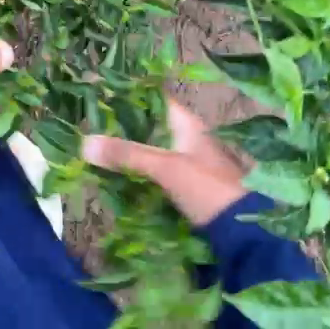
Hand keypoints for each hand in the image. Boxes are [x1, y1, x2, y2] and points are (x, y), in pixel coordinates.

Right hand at [81, 95, 246, 224]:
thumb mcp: (165, 167)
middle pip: (149, 126)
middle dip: (122, 128)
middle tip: (90, 126)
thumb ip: (126, 154)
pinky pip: (155, 173)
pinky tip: (119, 177)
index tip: (99, 94)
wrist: (246, 234)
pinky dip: (138, 173)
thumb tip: (83, 142)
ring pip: (151, 150)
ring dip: (129, 152)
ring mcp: (189, 164)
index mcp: (187, 123)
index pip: (153, 98)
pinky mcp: (188, 187)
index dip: (128, 94)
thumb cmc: (208, 188)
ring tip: (98, 152)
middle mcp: (188, 138)